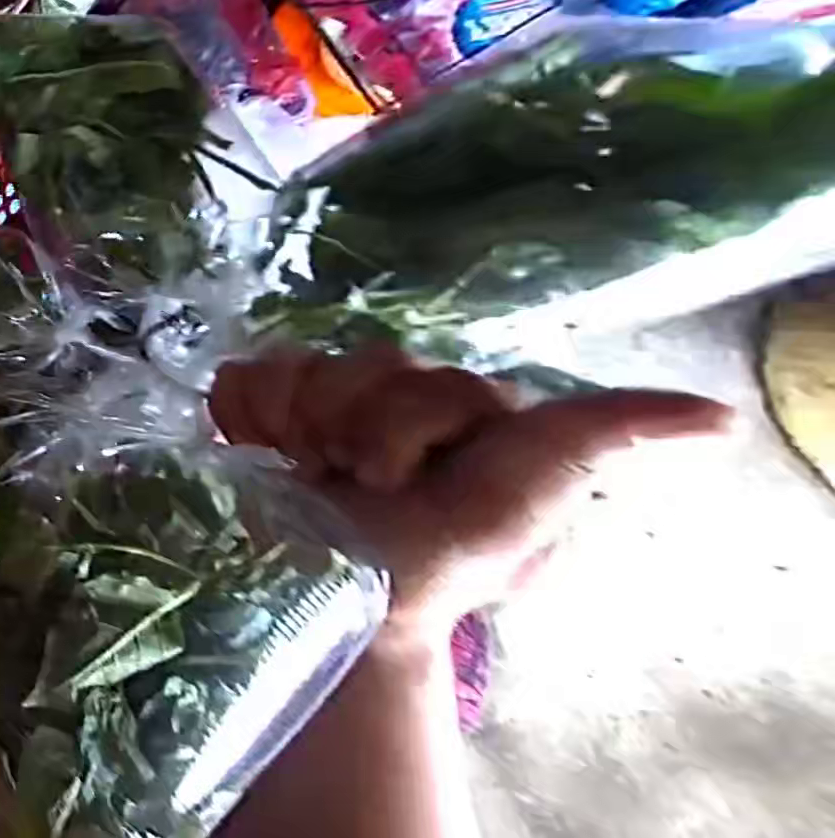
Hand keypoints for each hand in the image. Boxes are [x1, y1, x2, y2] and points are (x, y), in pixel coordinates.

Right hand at [212, 347, 729, 646]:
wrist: (312, 587)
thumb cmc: (408, 567)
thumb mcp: (500, 522)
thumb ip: (575, 454)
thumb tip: (711, 415)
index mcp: (471, 413)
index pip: (423, 379)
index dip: (393, 430)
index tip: (380, 482)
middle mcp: (405, 390)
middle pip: (357, 366)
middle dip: (338, 429)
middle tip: (335, 479)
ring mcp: (332, 389)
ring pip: (296, 365)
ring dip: (286, 424)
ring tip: (296, 467)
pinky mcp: (272, 396)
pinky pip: (244, 373)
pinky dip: (241, 413)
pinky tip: (256, 445)